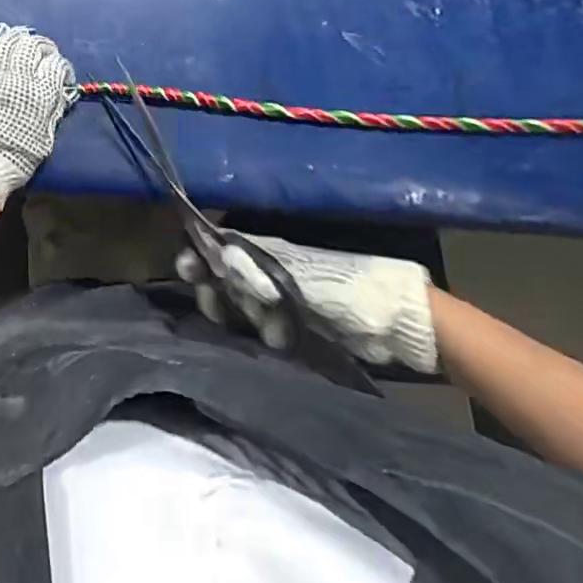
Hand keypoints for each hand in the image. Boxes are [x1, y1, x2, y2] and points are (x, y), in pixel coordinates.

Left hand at [0, 23, 74, 212]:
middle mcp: (19, 79)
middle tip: (43, 50)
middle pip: (32, 48)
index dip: (60, 66)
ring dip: (16, 38)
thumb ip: (53, 108)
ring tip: (22, 38)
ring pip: (7, 45)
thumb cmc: (19, 151)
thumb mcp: (46, 133)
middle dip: (41, 46)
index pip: (56, 66)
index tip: (61, 71)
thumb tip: (60, 92)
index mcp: (41, 93)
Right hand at [178, 232, 438, 372]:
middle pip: (219, 273)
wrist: (395, 325)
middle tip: (213, 306)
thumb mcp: (294, 272)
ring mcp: (276, 295)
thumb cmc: (344, 289)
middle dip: (213, 288)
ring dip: (239, 313)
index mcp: (262, 247)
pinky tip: (274, 339)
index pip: (215, 244)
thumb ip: (251, 264)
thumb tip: (214, 253)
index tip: (187, 268)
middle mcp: (263, 267)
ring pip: (235, 299)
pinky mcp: (287, 322)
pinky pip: (254, 323)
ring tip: (264, 327)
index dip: (197, 254)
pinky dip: (257, 330)